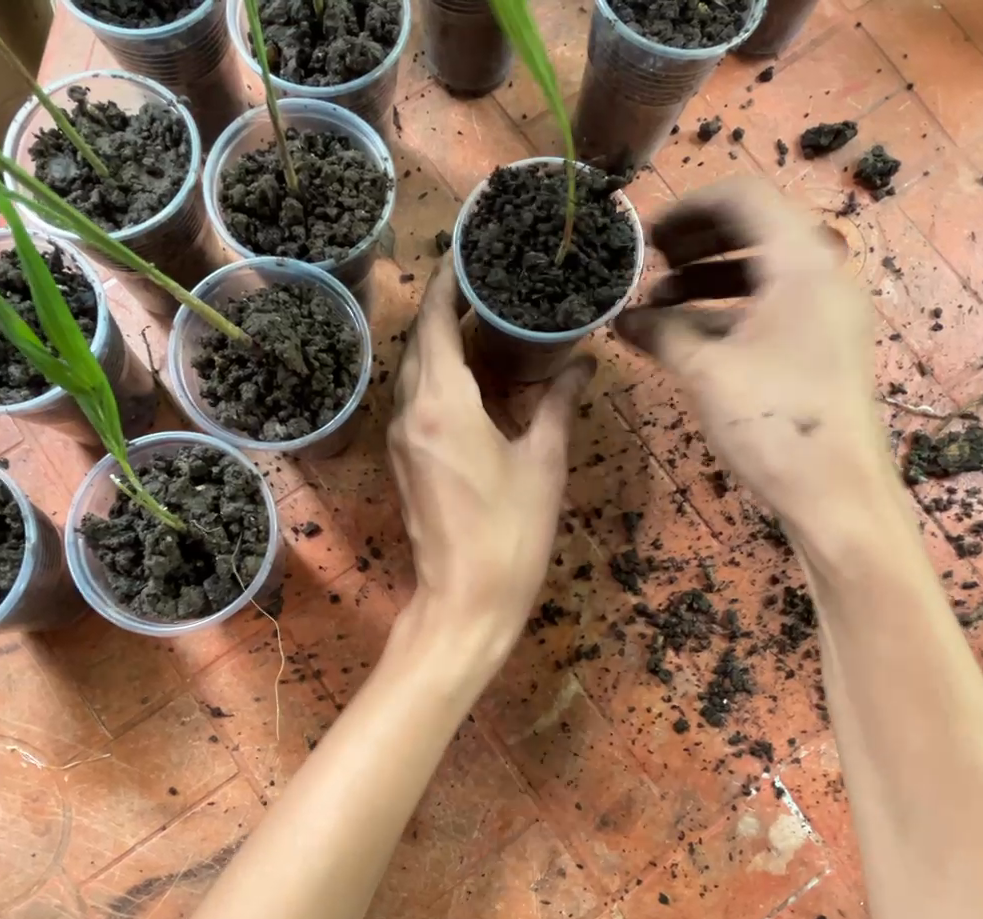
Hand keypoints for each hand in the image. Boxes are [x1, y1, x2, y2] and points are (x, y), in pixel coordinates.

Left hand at [388, 261, 592, 657]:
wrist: (465, 600)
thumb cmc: (510, 534)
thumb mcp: (543, 464)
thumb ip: (558, 405)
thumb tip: (583, 364)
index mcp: (442, 404)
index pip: (436, 323)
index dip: (447, 284)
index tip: (467, 253)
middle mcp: (409, 413)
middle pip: (418, 343)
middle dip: (445, 308)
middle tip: (484, 284)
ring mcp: (399, 439)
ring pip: (411, 372)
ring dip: (437, 343)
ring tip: (479, 322)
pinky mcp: (402, 462)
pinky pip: (413, 401)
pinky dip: (434, 376)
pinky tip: (467, 377)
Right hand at [615, 177, 891, 520]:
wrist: (837, 492)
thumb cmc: (773, 421)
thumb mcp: (706, 371)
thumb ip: (661, 332)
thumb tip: (622, 317)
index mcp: (800, 261)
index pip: (742, 198)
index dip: (688, 208)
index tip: (646, 234)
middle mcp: (820, 273)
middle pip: (753, 230)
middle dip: (694, 244)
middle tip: (649, 266)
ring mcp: (825, 310)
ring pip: (760, 271)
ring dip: (706, 279)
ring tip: (658, 305)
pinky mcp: (821, 343)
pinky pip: (770, 305)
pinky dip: (727, 310)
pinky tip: (687, 335)